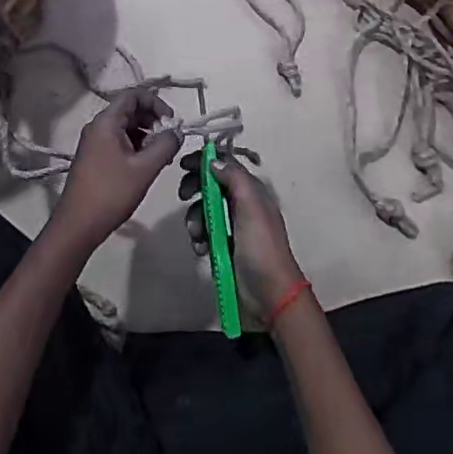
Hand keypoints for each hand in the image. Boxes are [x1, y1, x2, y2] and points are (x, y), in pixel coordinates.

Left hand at [50, 89, 179, 249]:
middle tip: (170, 140)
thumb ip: (166, 145)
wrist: (78, 225)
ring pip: (126, 127)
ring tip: (162, 156)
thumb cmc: (111, 193)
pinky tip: (148, 165)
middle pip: (130, 110)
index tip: (172, 121)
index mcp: (106, 122)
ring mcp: (95, 143)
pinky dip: (137, 147)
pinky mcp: (95, 158)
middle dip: (154, 121)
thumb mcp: (145, 168)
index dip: (156, 103)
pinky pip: (120, 142)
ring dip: (147, 136)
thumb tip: (177, 132)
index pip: (133, 95)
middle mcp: (98, 127)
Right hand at [180, 150, 302, 319]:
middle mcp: (241, 203)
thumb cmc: (261, 246)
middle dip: (195, 188)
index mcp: (251, 190)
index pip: (225, 165)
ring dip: (195, 218)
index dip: (204, 160)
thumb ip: (234, 179)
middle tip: (183, 196)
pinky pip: (204, 232)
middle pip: (212, 184)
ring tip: (196, 234)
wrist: (269, 293)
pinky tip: (201, 249)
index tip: (183, 164)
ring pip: (204, 209)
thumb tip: (213, 161)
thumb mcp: (251, 207)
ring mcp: (232, 225)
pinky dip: (199, 237)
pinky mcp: (224, 245)